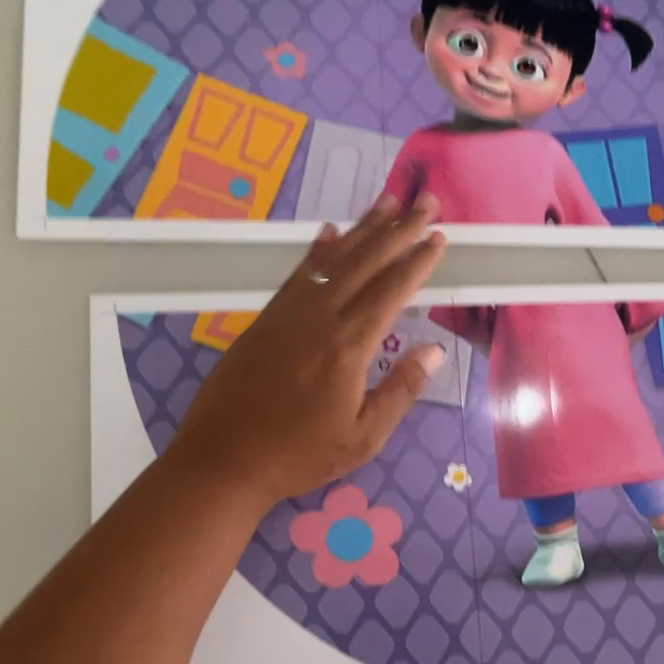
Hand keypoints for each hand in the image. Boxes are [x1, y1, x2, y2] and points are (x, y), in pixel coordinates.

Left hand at [166, 194, 448, 511]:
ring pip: (332, 260)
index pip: (391, 291)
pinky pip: (299, 273)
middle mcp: (319, 318)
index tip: (439, 237)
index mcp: (349, 347)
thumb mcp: (363, 437)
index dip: (417, 261)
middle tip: (426, 203)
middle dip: (399, 230)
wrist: (224, 460)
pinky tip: (331, 232)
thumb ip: (401, 390)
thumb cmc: (300, 456)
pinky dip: (319, 250)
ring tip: (388, 203)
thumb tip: (434, 350)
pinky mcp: (265, 320)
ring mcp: (288, 315)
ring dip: (364, 229)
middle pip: (366, 263)